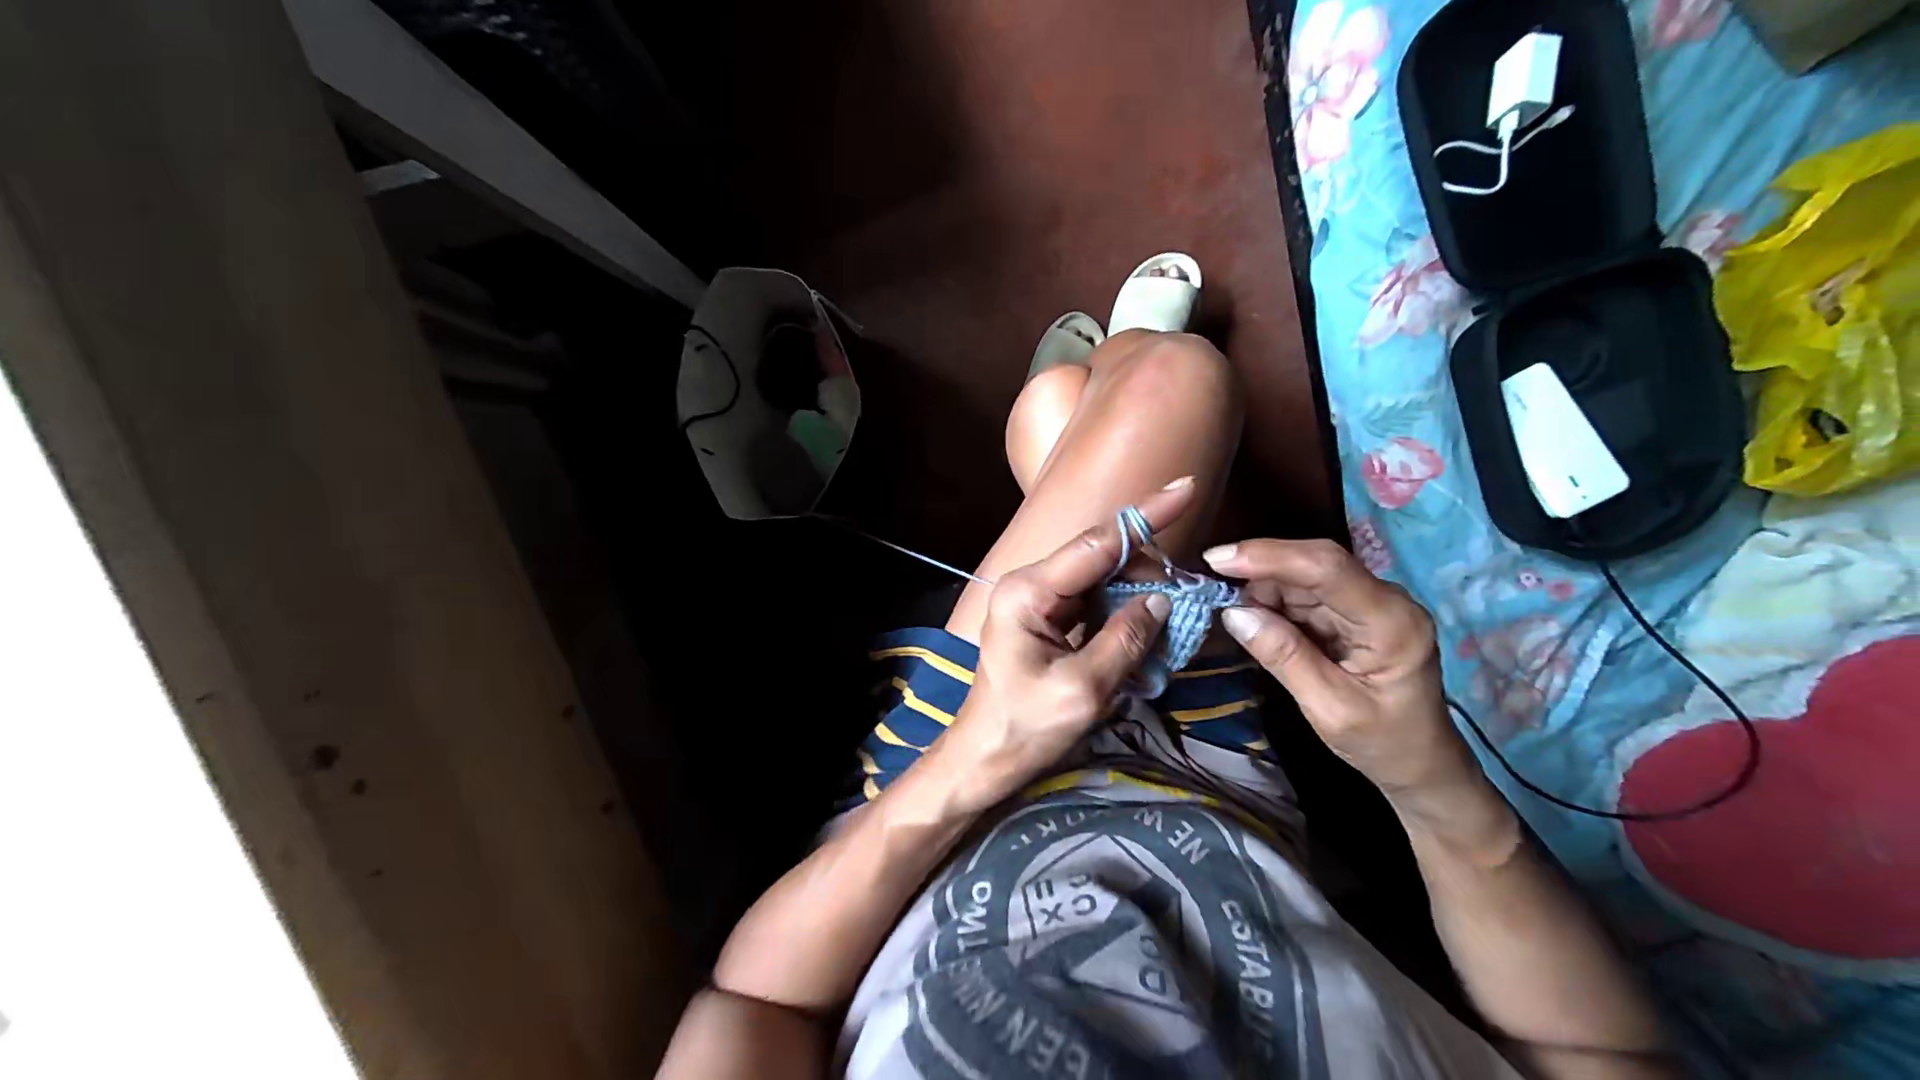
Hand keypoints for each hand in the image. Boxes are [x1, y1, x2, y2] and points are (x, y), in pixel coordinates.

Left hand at [938, 478, 1193, 811]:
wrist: (988, 756)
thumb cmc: (1026, 728)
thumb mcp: (1085, 689)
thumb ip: (1126, 638)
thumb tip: (1162, 600)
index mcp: (1029, 592)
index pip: (1095, 544)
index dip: (1144, 516)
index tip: (1186, 489)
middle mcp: (1030, 585)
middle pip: (1101, 559)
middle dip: (1147, 569)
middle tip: (1187, 595)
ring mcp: (1038, 601)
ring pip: (1102, 579)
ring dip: (1140, 592)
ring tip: (1174, 614)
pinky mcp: (1048, 619)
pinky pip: (1095, 601)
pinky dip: (1125, 611)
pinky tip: (1149, 625)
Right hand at [1203, 539, 1489, 824]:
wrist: (1421, 765)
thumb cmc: (1383, 744)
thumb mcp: (1329, 710)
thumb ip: (1284, 657)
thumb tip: (1234, 612)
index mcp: (1391, 622)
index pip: (1328, 570)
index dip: (1270, 556)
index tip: (1216, 559)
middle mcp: (1385, 600)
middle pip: (1313, 565)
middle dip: (1259, 572)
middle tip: (1213, 591)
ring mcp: (1369, 602)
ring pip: (1303, 575)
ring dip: (1262, 589)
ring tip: (1235, 615)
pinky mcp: (1352, 611)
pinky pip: (1305, 592)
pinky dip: (1273, 601)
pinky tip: (1256, 620)